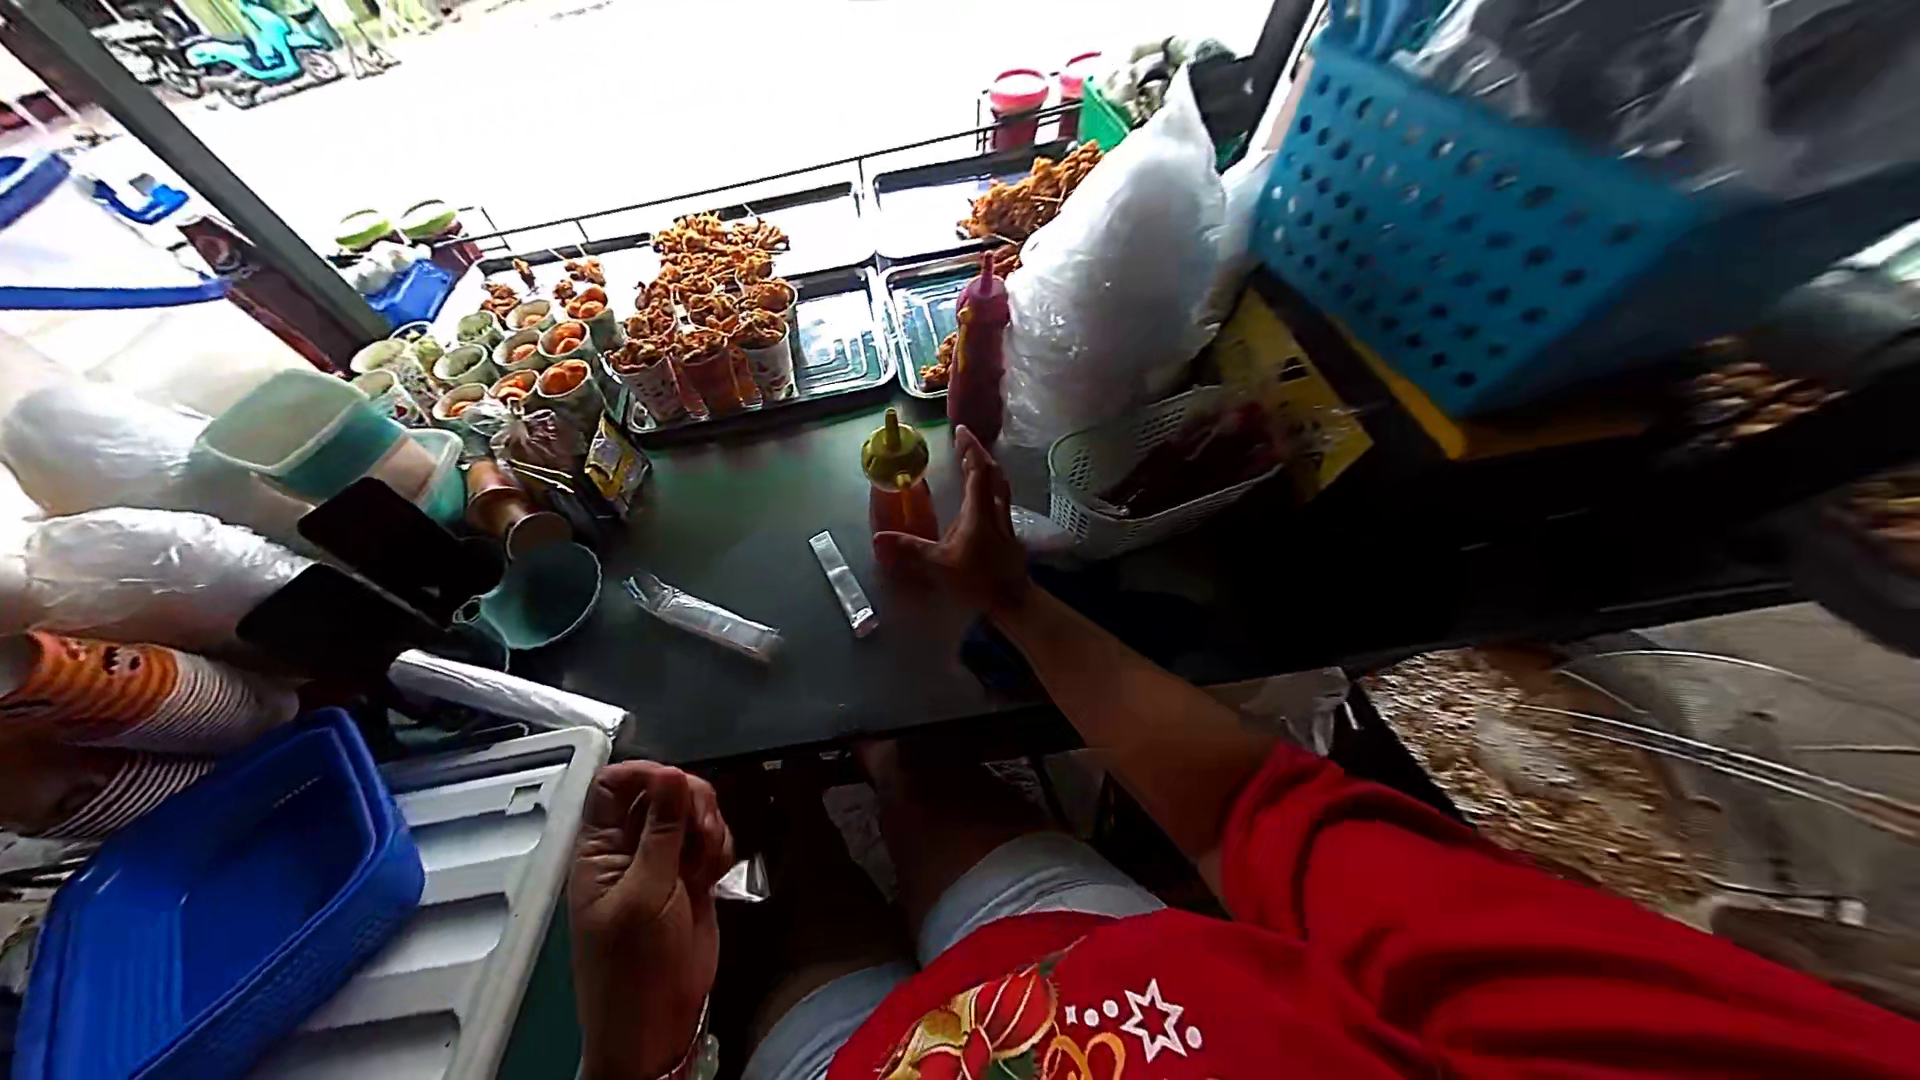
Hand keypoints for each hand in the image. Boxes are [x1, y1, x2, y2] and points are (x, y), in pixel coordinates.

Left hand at [570, 763, 733, 1079]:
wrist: (659, 1023)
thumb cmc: (633, 968)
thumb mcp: (645, 896)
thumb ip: (662, 831)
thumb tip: (670, 773)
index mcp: (601, 850)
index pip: (614, 785)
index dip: (645, 775)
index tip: (677, 786)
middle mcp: (631, 847)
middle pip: (663, 790)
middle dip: (690, 801)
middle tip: (702, 828)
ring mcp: (664, 859)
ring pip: (693, 810)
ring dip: (709, 826)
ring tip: (707, 860)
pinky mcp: (692, 872)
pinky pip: (712, 836)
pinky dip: (720, 846)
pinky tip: (715, 872)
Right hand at [875, 424, 1031, 614]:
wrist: (1012, 600)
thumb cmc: (977, 580)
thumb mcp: (939, 564)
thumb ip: (910, 549)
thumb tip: (879, 539)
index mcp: (979, 510)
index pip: (978, 469)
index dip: (970, 448)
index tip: (960, 431)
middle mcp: (994, 509)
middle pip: (992, 472)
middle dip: (978, 453)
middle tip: (965, 442)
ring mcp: (1004, 521)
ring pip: (999, 485)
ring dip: (987, 469)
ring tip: (974, 461)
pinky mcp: (1007, 533)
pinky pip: (1000, 499)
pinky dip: (991, 487)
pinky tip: (982, 496)